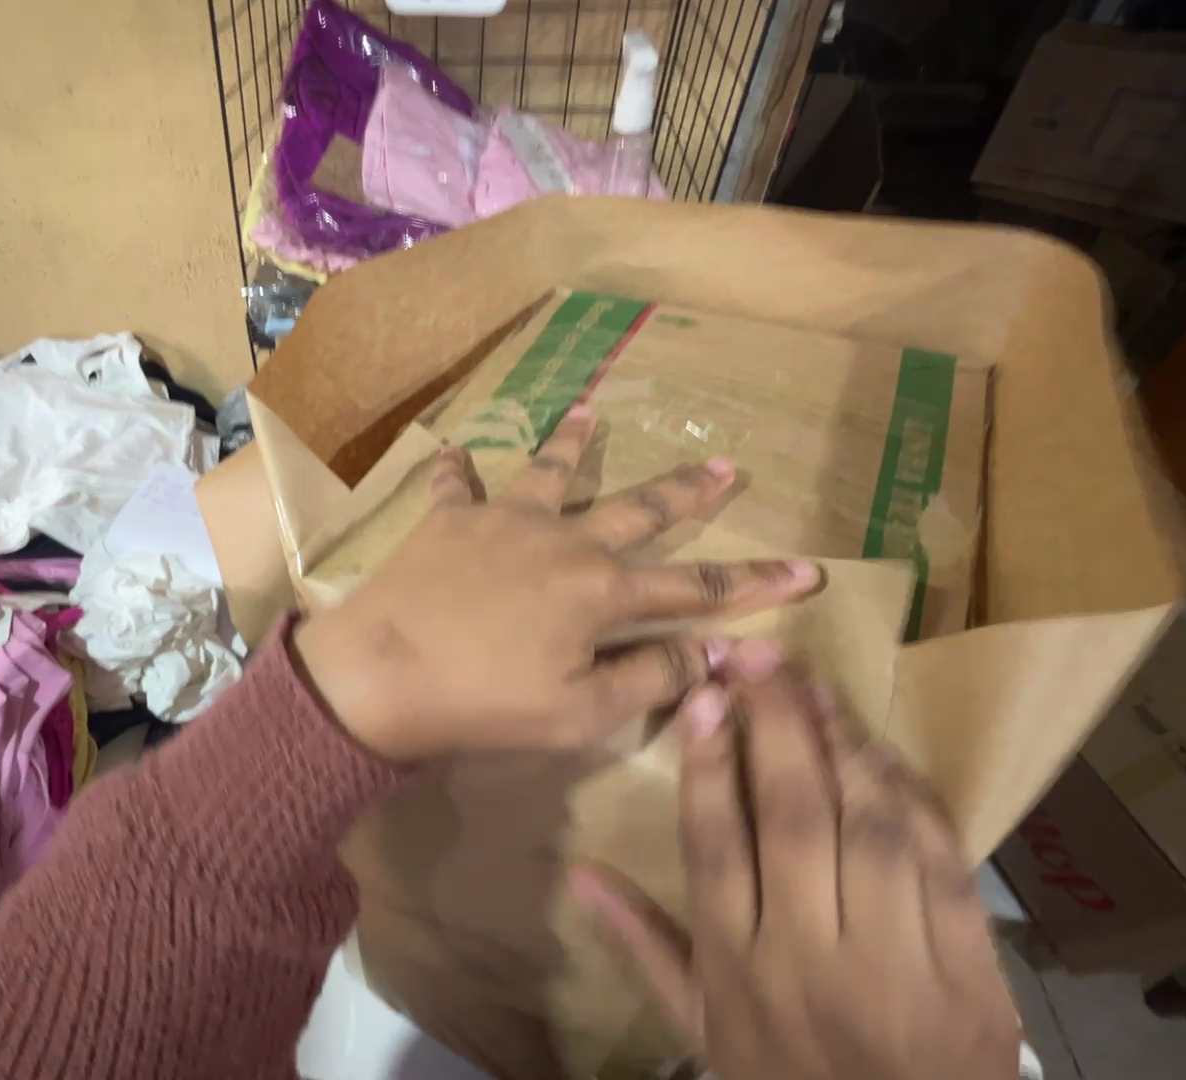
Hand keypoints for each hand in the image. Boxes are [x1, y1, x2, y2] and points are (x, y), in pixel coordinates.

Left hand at [293, 409, 821, 761]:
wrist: (380, 675)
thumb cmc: (483, 705)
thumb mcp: (579, 711)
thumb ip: (652, 676)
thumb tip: (717, 652)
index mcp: (600, 591)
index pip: (696, 587)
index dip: (754, 582)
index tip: (806, 569)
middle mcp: (560, 540)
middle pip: (636, 511)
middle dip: (686, 493)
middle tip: (724, 466)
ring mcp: (500, 521)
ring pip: (549, 475)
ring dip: (573, 444)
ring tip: (592, 412)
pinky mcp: (446, 520)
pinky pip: (455, 485)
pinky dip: (458, 470)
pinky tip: (457, 451)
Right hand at [570, 671, 1021, 1079]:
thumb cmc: (782, 1076)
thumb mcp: (699, 1022)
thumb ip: (642, 943)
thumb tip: (580, 874)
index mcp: (737, 965)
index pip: (714, 845)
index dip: (705, 763)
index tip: (702, 696)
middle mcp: (809, 953)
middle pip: (790, 817)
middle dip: (774, 725)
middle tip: (759, 657)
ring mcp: (897, 963)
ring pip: (866, 827)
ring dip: (840, 743)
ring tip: (813, 684)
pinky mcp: (973, 975)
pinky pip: (941, 865)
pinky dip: (911, 797)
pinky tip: (881, 749)